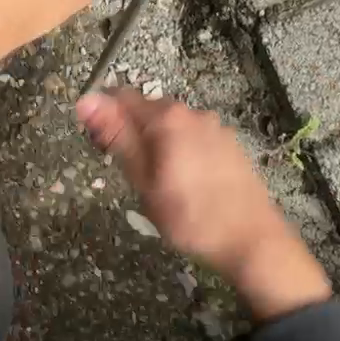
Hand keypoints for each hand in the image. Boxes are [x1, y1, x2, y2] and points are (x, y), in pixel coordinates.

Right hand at [76, 90, 331, 320]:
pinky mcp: (230, 145)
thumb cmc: (190, 216)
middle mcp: (193, 113)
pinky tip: (185, 183)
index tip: (100, 147)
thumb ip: (115, 137)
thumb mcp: (143, 180)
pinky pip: (193, 138)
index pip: (120, 97)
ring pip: (171, 126)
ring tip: (158, 183)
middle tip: (129, 174)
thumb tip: (85, 99)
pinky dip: (179, 151)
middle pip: (147, 110)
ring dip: (156, 144)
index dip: (104, 118)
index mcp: (167, 118)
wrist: (254, 242)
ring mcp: (215, 128)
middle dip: (130, 133)